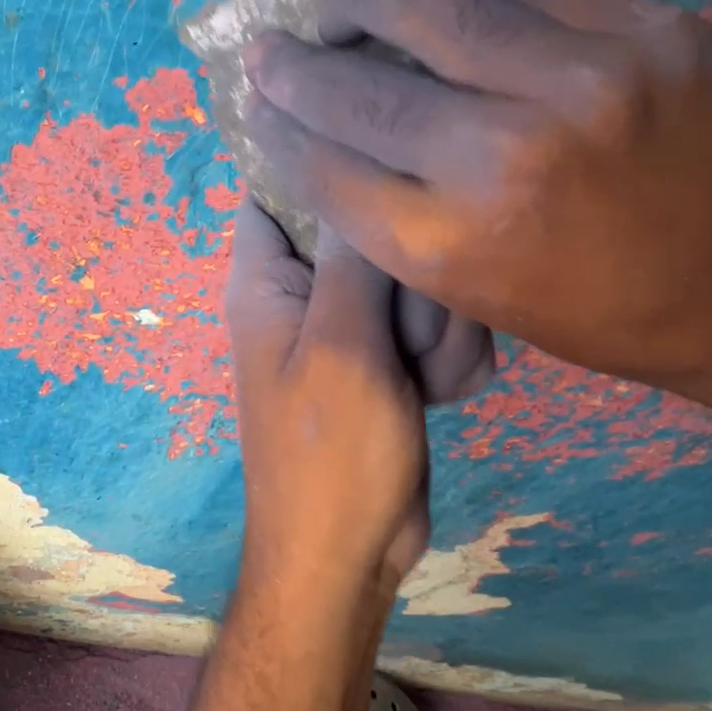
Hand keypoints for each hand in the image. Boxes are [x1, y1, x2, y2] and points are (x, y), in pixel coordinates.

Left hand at [228, 203, 490, 587]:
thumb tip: (342, 166)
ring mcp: (349, 324)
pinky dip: (447, 363)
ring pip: (420, 277)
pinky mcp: (389, 356)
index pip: (277, 185)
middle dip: (411, 281)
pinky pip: (439, 326)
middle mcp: (302, 290)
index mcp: (265, 276)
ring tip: (417, 382)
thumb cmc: (331, 450)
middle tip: (402, 340)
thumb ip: (351, 257)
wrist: (350, 546)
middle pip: (374, 228)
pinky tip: (435, 399)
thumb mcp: (343, 344)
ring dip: (437, 334)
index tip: (392, 170)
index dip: (329, 164)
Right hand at [241, 0, 711, 400]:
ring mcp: (582, 79)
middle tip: (267, 51)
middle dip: (293, 66)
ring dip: (361, 2)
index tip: (252, 104)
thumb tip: (312, 138)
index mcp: (445, 242)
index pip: (320, 162)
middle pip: (357, 88)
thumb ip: (381, 214)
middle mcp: (502, 156)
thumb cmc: (595, 309)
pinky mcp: (647, 27)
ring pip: (430, 6)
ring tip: (337, 12)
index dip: (274, 127)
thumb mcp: (463, 291)